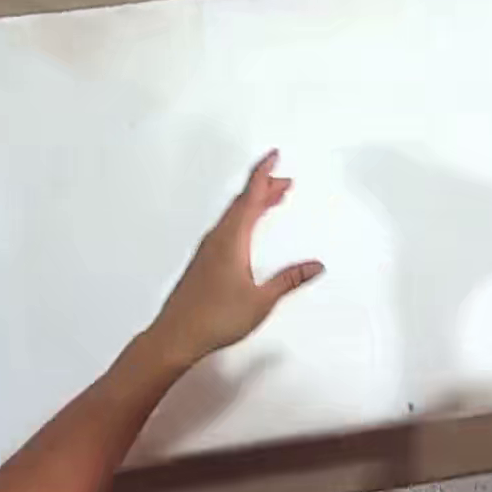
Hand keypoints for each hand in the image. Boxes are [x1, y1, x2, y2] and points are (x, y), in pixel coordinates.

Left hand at [145, 150, 324, 367]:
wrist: (176, 336)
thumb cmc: (214, 318)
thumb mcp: (261, 300)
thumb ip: (289, 280)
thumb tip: (314, 266)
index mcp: (231, 240)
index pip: (250, 197)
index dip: (263, 174)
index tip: (273, 156)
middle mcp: (217, 239)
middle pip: (242, 203)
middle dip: (264, 187)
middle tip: (283, 180)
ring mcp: (208, 250)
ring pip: (234, 215)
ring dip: (254, 203)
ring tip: (272, 200)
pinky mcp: (204, 262)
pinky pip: (227, 228)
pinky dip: (243, 219)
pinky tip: (249, 231)